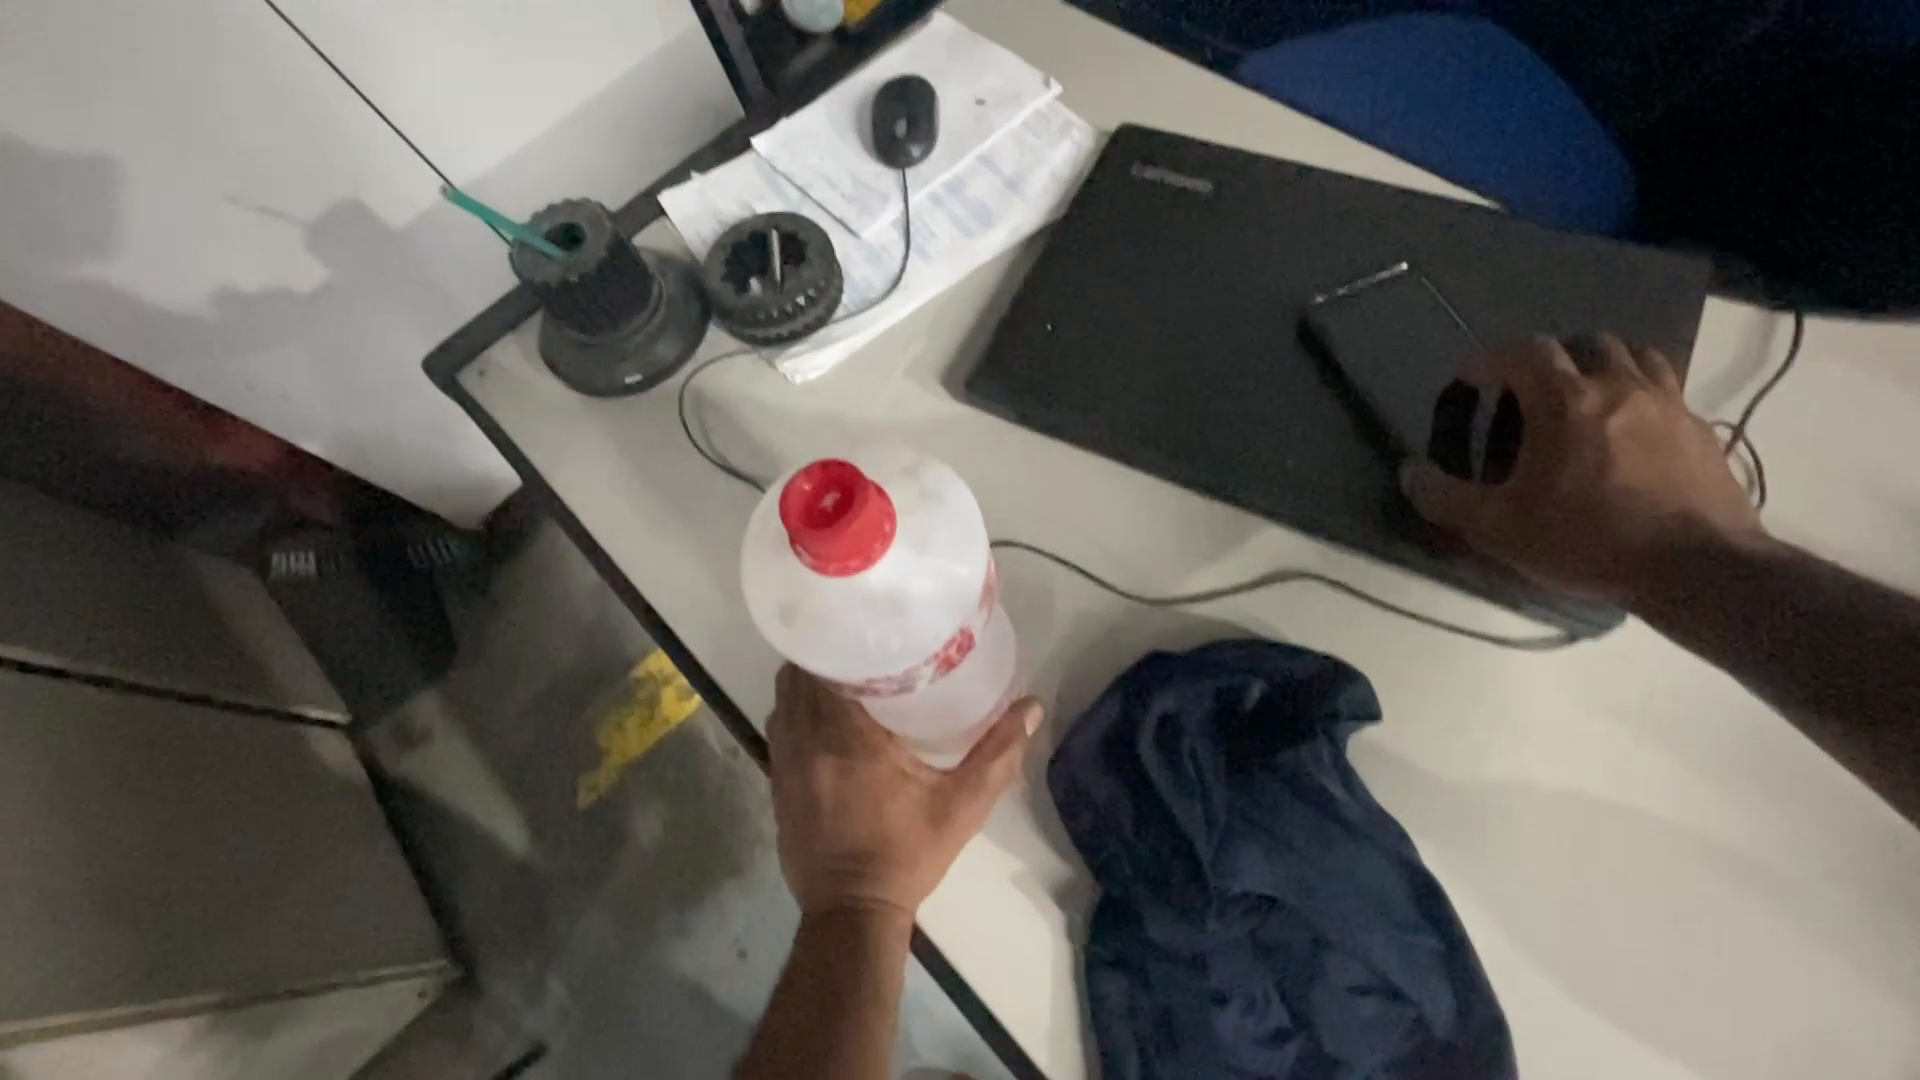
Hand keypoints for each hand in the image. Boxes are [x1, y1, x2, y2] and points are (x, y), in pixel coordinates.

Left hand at [765, 665, 1043, 918]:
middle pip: (797, 675)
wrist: (852, 912)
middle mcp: (805, 741)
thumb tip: (1033, 705)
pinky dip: (797, 712)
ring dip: (808, 683)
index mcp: (846, 737)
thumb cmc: (908, 853)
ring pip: (783, 700)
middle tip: (861, 649)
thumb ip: (998, 753)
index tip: (868, 630)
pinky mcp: (776, 782)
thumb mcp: (962, 805)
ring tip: (845, 675)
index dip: (841, 643)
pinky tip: (827, 718)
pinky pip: (779, 728)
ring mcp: (784, 762)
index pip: (826, 667)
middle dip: (824, 656)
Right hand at [1400, 334, 1762, 603]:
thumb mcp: (1495, 528)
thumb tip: (1410, 472)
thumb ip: (1442, 497)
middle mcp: (1620, 387)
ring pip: (1633, 354)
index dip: (1488, 359)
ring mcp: (1668, 403)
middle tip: (1523, 395)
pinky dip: (1634, 393)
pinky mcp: (1699, 428)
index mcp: (1565, 400)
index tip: (1468, 382)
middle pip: (1582, 342)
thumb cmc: (1587, 540)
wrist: (1698, 569)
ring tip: (1576, 402)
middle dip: (1546, 359)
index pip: (1522, 350)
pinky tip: (1621, 433)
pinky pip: (1664, 388)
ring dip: (1597, 367)